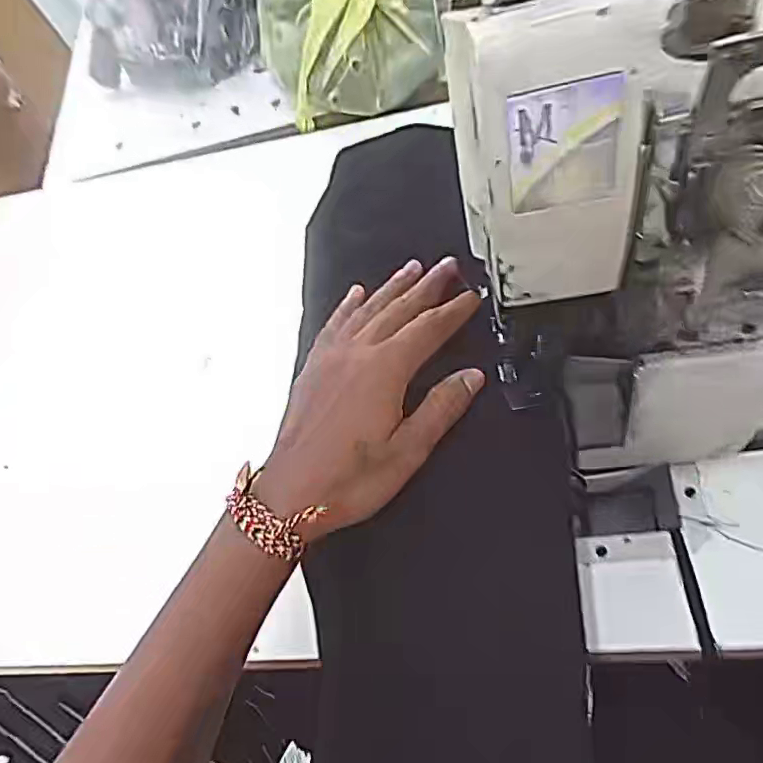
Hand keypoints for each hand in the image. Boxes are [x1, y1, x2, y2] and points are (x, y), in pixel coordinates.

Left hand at [252, 256, 484, 539]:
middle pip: (398, 309)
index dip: (453, 312)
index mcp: (383, 371)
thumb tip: (470, 378)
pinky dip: (350, 305)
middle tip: (446, 267)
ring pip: (367, 310)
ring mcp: (330, 359)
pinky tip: (356, 295)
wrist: (291, 495)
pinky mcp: (313, 370)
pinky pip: (335, 324)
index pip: (428, 330)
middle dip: (427, 286)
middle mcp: (355, 355)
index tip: (471, 298)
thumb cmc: (348, 480)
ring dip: (392, 288)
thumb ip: (441, 408)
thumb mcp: (409, 450)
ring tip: (411, 269)